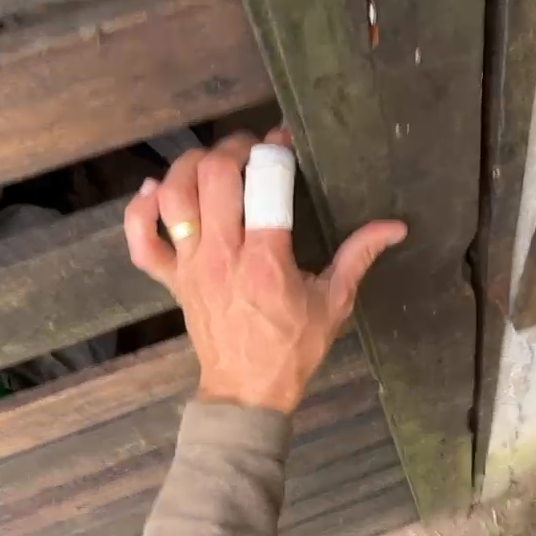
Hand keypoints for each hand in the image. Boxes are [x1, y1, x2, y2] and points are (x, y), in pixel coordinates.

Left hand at [124, 128, 406, 413]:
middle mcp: (221, 255)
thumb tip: (395, 227)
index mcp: (266, 260)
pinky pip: (140, 239)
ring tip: (212, 164)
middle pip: (211, 177)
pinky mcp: (170, 279)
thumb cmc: (294, 349)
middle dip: (232, 149)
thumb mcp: (334, 303)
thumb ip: (359, 256)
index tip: (284, 144)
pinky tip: (157, 192)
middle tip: (251, 150)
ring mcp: (190, 266)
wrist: (247, 391)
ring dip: (189, 167)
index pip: (264, 186)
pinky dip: (141, 209)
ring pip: (173, 196)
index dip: (275, 153)